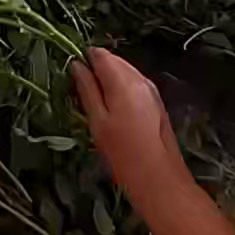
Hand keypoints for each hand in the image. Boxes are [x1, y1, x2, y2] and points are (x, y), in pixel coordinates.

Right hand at [70, 48, 184, 198]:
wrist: (161, 181)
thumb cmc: (123, 153)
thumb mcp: (96, 120)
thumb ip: (86, 88)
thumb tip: (76, 65)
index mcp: (123, 80)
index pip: (98, 53)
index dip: (83, 60)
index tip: (73, 78)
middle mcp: (140, 78)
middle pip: (112, 59)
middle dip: (96, 69)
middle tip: (83, 93)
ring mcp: (151, 89)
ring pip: (123, 70)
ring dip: (108, 79)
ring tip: (98, 103)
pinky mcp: (156, 101)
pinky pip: (132, 82)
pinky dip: (120, 87)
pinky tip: (115, 110)